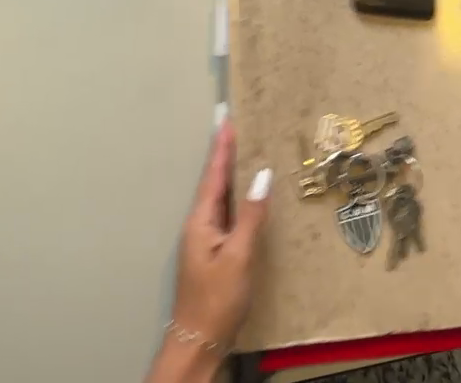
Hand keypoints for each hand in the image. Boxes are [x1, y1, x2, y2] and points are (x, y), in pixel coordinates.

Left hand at [149, 118, 271, 382]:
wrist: (198, 342)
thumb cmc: (217, 299)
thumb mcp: (239, 255)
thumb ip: (251, 215)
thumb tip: (262, 174)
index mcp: (201, 219)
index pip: (214, 174)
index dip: (221, 146)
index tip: (225, 118)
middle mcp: (199, 223)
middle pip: (214, 181)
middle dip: (224, 154)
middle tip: (234, 126)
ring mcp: (204, 238)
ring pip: (220, 197)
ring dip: (229, 173)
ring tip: (241, 150)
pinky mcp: (212, 252)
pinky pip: (225, 213)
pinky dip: (235, 197)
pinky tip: (245, 196)